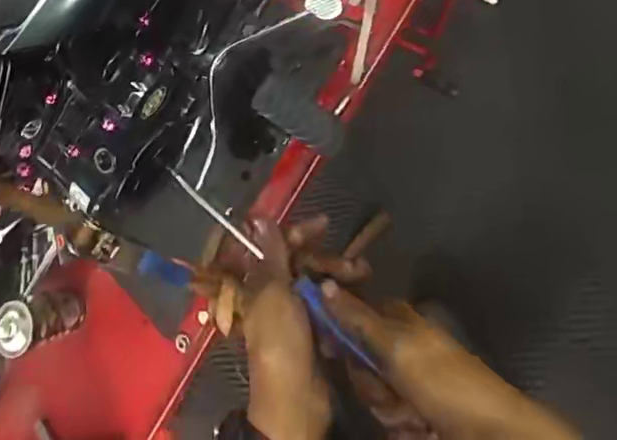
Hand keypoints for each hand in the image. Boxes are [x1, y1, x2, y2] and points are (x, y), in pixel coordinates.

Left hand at [201, 215, 363, 439]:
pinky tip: (358, 296)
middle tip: (355, 264)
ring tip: (362, 275)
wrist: (296, 401)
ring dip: (337, 276)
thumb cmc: (280, 341)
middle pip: (298, 263)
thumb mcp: (275, 292)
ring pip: (314, 282)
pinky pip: (325, 304)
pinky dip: (339, 299)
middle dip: (325, 259)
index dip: (296, 232)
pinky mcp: (311, 329)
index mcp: (254, 279)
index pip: (273, 245)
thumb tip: (257, 216)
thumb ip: (272, 254)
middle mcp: (271, 290)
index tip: (323, 226)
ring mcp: (291, 310)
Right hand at [317, 283, 576, 439]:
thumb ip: (355, 317)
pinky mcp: (413, 412)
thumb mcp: (396, 346)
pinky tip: (421, 428)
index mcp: (394, 317)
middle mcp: (397, 344)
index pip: (349, 312)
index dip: (338, 330)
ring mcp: (406, 381)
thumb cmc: (445, 383)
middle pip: (355, 358)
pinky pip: (387, 417)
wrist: (493, 437)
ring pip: (369, 391)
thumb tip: (320, 281)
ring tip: (416, 417)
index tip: (331, 347)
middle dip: (369, 381)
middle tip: (391, 389)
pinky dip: (401, 426)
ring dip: (388, 407)